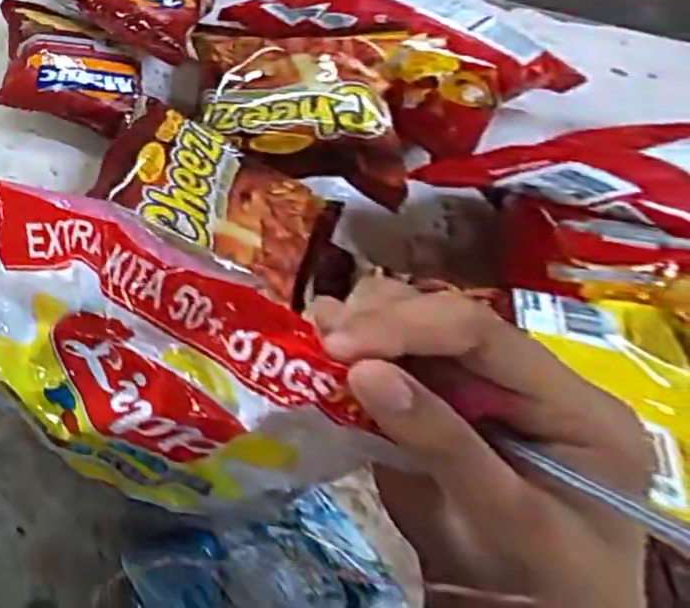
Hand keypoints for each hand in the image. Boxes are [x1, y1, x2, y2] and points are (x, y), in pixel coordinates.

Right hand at [310, 278, 649, 606]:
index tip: (335, 348)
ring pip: (393, 311)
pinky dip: (333, 340)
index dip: (400, 325)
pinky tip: (318, 362)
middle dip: (366, 321)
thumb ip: (443, 444)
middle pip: (428, 308)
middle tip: (320, 350)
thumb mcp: (506, 518)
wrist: (518, 603)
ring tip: (316, 354)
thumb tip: (362, 370)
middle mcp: (516, 374)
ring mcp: (464, 376)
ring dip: (345, 325)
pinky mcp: (418, 382)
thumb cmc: (536, 571)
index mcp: (569, 403)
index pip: (476, 329)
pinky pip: (368, 338)